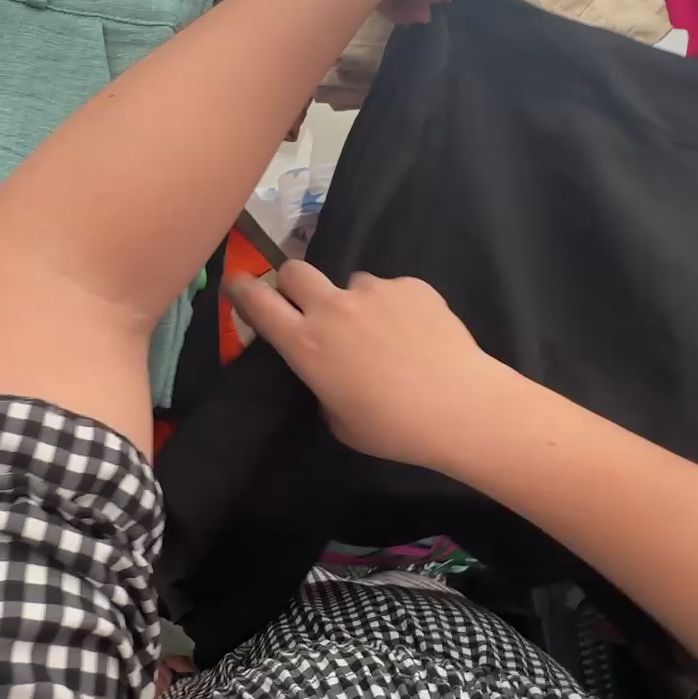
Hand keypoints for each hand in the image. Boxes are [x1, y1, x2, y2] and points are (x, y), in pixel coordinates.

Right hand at [225, 261, 507, 472]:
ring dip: (355, 303)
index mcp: (306, 344)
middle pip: (295, 270)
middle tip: (309, 306)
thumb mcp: (339, 420)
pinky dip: (396, 307)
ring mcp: (373, 291)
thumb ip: (323, 384)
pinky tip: (417, 335)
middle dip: (293, 283)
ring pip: (350, 283)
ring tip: (385, 335)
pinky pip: (391, 290)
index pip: (257, 302)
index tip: (237, 284)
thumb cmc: (393, 428)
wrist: (461, 407)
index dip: (241, 288)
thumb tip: (331, 368)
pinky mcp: (410, 285)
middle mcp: (332, 308)